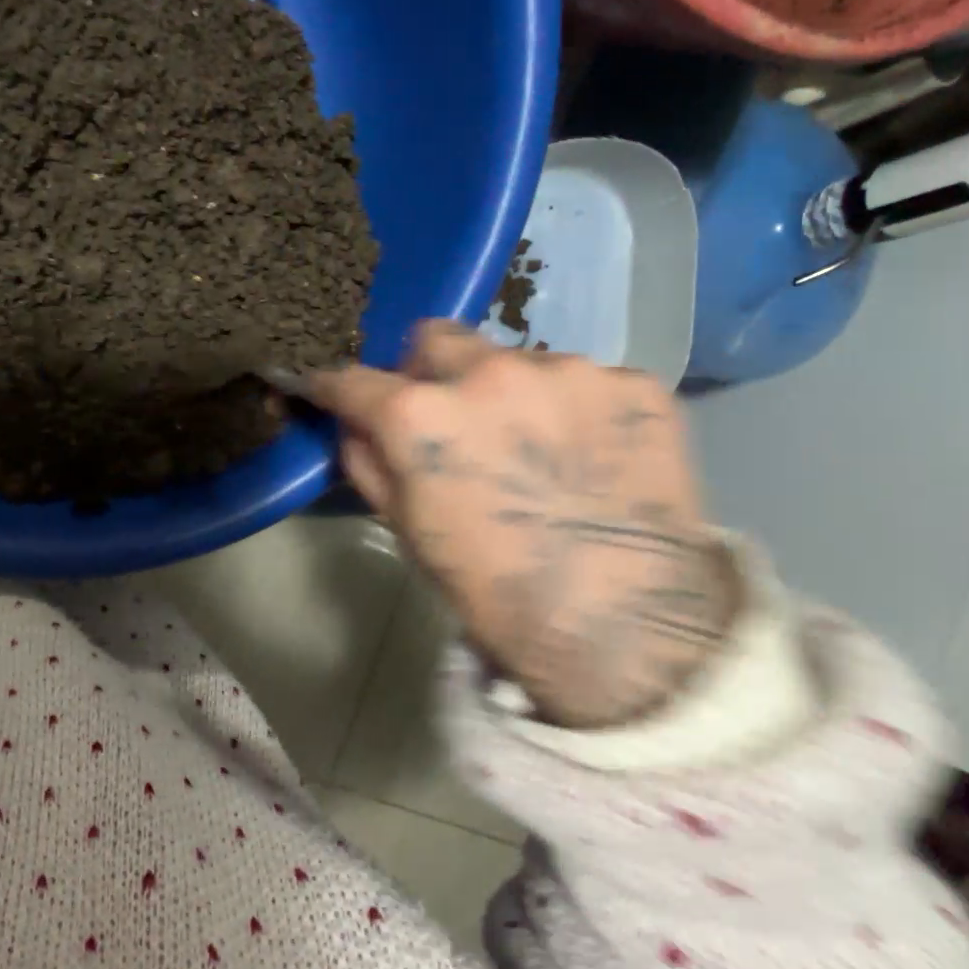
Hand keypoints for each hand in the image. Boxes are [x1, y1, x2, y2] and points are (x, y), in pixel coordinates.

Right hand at [308, 322, 737, 727]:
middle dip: (427, 371)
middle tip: (447, 418)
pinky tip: (589, 459)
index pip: (353, 379)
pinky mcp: (635, 384)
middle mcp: (488, 372)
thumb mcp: (407, 531)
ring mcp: (569, 371)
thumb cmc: (493, 591)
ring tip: (536, 450)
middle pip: (436, 339)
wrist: (626, 628)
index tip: (333, 392)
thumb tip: (355, 427)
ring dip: (508, 393)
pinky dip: (573, 411)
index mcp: (419, 416)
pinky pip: (584, 383)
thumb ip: (369, 465)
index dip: (334, 387)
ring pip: (516, 360)